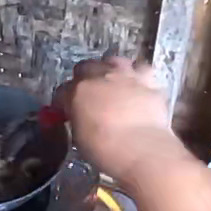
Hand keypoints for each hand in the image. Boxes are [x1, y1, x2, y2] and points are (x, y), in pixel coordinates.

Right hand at [54, 57, 189, 184]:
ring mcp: (125, 75)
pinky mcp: (148, 80)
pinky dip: (137, 76)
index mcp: (77, 92)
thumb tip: (81, 117)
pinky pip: (141, 69)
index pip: (63, 91)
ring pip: (113, 61)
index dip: (64, 101)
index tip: (67, 110)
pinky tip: (137, 86)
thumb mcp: (79, 136)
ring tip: (113, 85)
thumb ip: (78, 119)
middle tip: (89, 95)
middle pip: (86, 67)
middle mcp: (100, 76)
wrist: (139, 147)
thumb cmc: (104, 148)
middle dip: (84, 79)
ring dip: (110, 70)